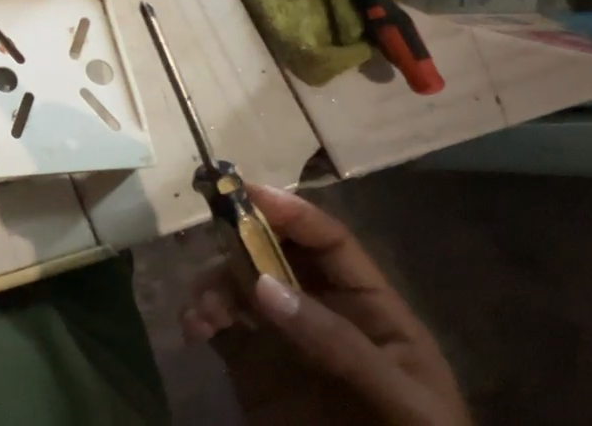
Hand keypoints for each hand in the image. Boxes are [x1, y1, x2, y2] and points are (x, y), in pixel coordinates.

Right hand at [181, 184, 468, 425]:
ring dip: (213, 283)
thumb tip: (262, 284)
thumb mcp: (397, 401)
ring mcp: (283, 337)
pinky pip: (216, 321)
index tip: (246, 192)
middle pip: (273, 252)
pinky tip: (194, 329)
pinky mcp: (250, 363)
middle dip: (238, 242)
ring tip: (204, 312)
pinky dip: (198, 314)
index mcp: (372, 312)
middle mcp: (322, 312)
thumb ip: (336, 342)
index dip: (291, 213)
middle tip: (210, 236)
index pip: (330, 243)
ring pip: (237, 282)